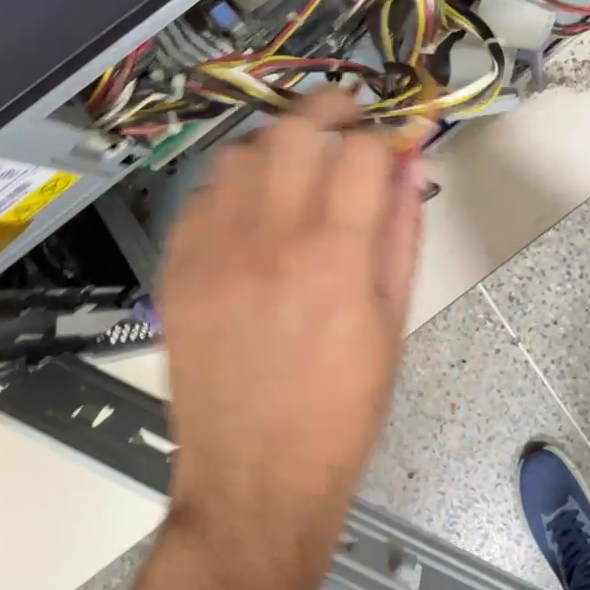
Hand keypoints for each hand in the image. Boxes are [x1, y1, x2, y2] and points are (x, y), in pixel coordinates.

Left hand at [136, 90, 425, 589]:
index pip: (362, 150)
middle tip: (347, 120)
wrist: (255, 479)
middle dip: (329, 109)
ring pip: (242, 151)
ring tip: (299, 162)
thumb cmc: (339, 410)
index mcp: (335, 257)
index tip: (390, 143)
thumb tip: (413, 164)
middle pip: (295, 129)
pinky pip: (201, 195)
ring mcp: (213, 252)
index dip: (383, 136)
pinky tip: (252, 206)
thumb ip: (402, 231)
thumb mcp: (392, 322)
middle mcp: (270, 241)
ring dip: (278, 143)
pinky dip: (233, 184)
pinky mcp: (177, 270)